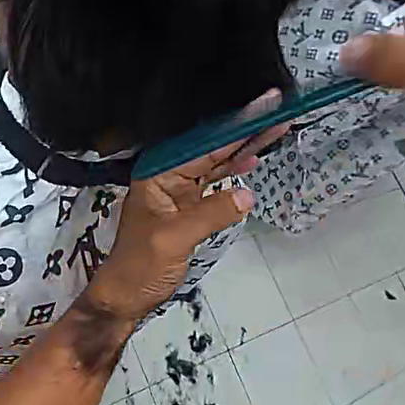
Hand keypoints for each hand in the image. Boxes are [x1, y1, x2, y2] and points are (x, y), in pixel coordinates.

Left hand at [83, 97, 288, 322]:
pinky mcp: (188, 207)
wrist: (126, 296)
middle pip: (213, 148)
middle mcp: (168, 176)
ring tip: (274, 128)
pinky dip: (234, 171)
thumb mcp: (175, 239)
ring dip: (244, 148)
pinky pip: (215, 182)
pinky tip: (252, 159)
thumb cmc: (140, 267)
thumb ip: (211, 214)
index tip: (262, 107)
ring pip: (217, 163)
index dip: (235, 126)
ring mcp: (179, 191)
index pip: (203, 145)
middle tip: (278, 111)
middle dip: (245, 130)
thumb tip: (246, 195)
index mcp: (159, 174)